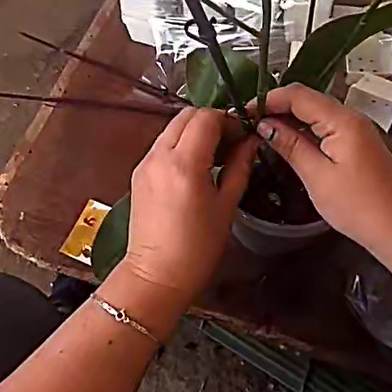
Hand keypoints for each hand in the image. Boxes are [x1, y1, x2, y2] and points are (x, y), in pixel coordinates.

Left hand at [119, 107, 257, 305]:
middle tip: (232, 140)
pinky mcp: (139, 173)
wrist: (156, 276)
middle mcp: (160, 156)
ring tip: (216, 153)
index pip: (206, 118)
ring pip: (173, 127)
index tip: (244, 134)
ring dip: (195, 130)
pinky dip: (181, 144)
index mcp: (184, 163)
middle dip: (212, 120)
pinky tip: (197, 165)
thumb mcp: (227, 204)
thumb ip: (240, 165)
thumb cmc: (198, 247)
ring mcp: (145, 163)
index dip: (229, 120)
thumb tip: (252, 140)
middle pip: (187, 115)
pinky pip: (163, 145)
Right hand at [254, 84, 391, 254]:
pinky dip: (307, 130)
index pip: (298, 95)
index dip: (268, 100)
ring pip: (317, 112)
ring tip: (264, 133)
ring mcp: (358, 129)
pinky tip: (291, 142)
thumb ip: (291, 145)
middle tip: (250, 123)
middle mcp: (352, 117)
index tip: (245, 112)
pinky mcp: (359, 142)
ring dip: (291, 118)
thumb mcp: (317, 176)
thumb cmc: (359, 207)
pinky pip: (328, 126)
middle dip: (277, 107)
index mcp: (343, 120)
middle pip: (308, 99)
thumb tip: (266, 125)